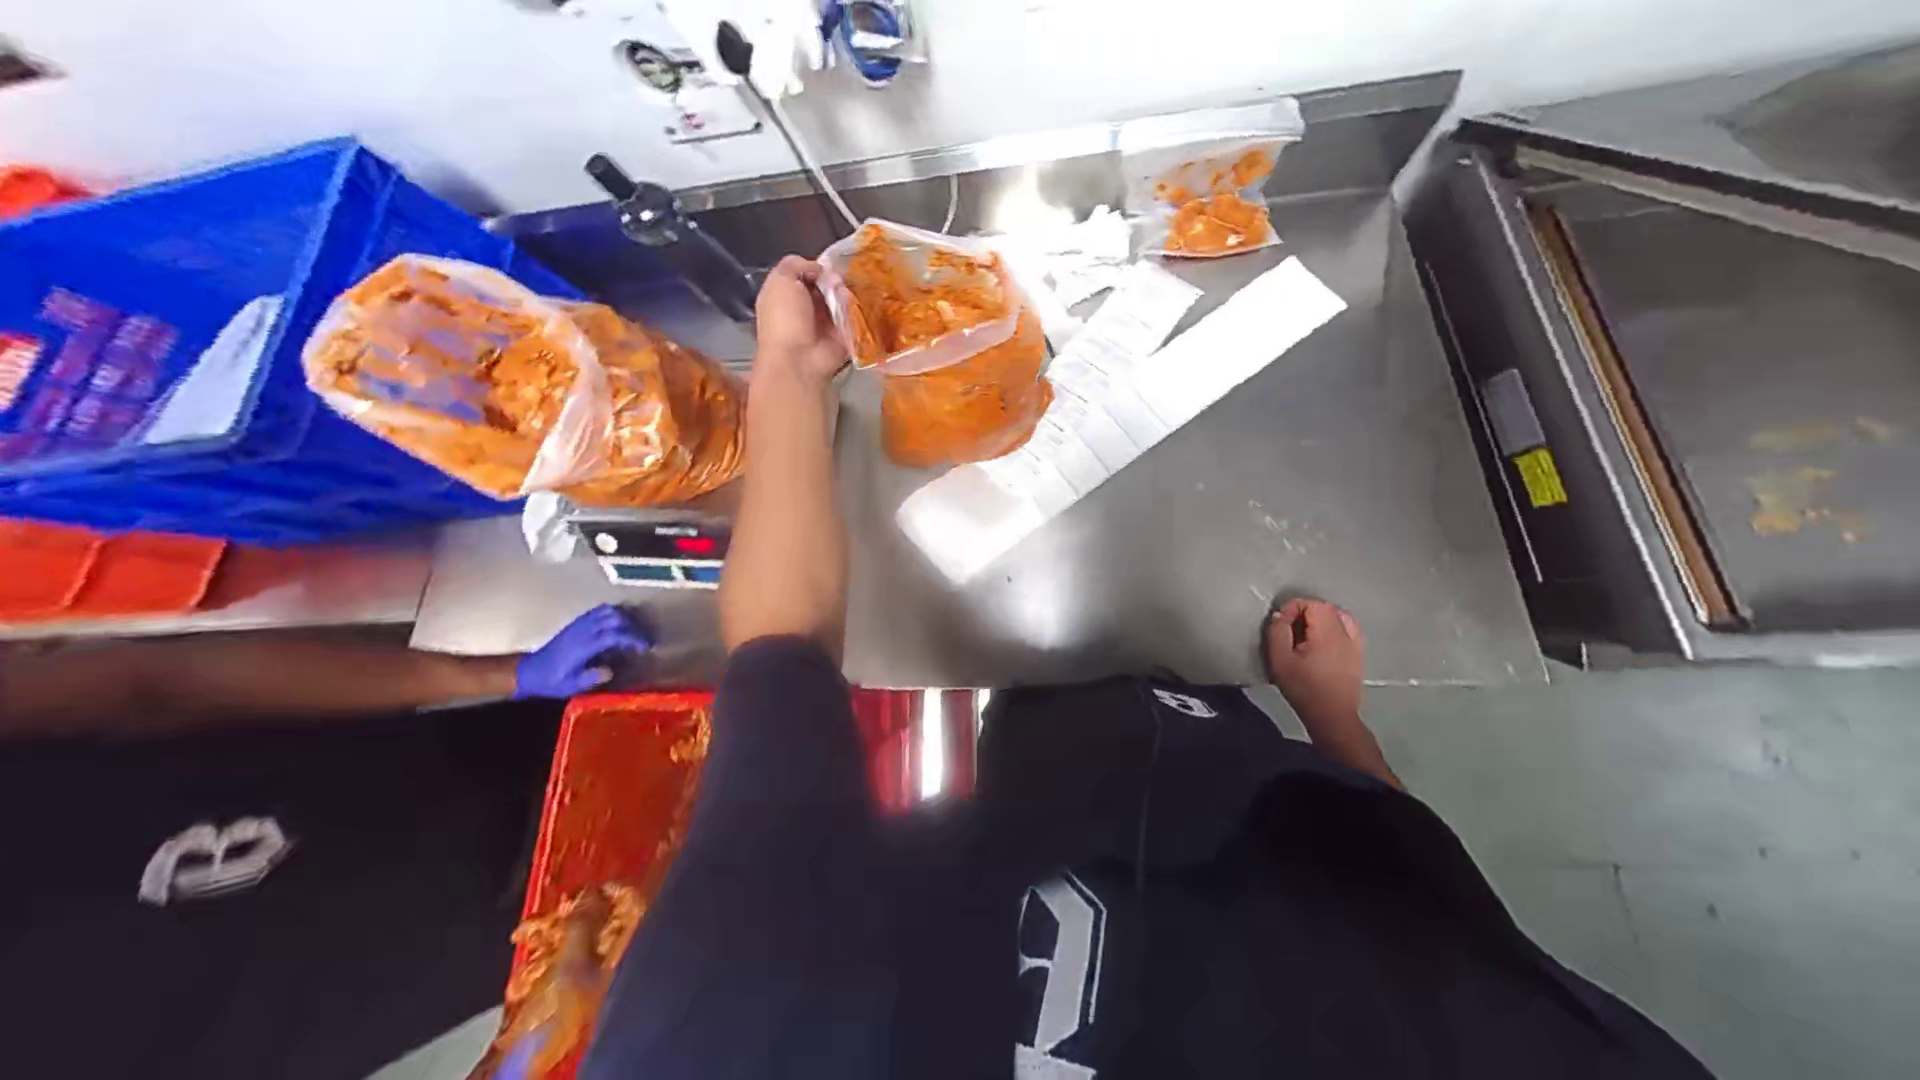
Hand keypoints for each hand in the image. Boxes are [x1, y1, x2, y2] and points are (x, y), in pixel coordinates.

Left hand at [515, 604, 649, 698]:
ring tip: (634, 631)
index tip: (645, 647)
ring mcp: (579, 624)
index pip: (613, 635)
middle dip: (633, 627)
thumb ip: (589, 678)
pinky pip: (598, 610)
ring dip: (624, 618)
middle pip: (614, 619)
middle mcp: (582, 631)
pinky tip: (619, 623)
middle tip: (643, 640)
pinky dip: (613, 613)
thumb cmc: (551, 681)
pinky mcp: (577, 622)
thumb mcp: (569, 686)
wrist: (529, 671)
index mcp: (582, 646)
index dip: (632, 639)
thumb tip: (610, 670)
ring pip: (607, 611)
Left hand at [754, 255, 847, 385]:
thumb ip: (796, 264)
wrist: (799, 360)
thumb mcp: (781, 280)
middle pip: (825, 287)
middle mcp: (804, 309)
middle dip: (834, 281)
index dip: (815, 268)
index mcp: (785, 295)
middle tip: (838, 281)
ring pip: (841, 301)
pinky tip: (854, 307)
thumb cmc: (785, 318)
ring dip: (845, 295)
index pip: (804, 275)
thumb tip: (819, 268)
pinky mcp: (843, 337)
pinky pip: (853, 319)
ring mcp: (825, 325)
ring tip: (845, 295)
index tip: (825, 267)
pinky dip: (856, 311)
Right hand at [1263, 598, 1364, 725]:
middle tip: (1291, 627)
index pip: (1313, 604)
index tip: (1281, 623)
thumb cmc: (1303, 687)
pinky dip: (1336, 627)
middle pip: (1327, 607)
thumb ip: (1278, 631)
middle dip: (1306, 611)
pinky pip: (1349, 629)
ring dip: (1322, 618)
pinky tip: (1323, 641)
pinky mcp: (1358, 653)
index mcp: (1327, 633)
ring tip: (1307, 632)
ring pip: (1341, 616)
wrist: (1331, 714)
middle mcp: (1346, 633)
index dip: (1293, 607)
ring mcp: (1356, 643)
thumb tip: (1280, 615)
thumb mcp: (1280, 659)